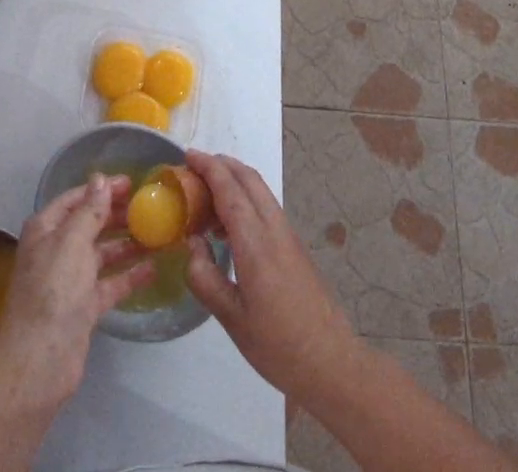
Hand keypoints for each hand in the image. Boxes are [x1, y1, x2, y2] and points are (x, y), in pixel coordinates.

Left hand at [0, 174, 153, 405]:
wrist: (39, 359)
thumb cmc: (53, 291)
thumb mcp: (71, 243)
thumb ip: (89, 212)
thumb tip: (99, 179)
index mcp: (46, 230)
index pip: (74, 200)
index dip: (100, 189)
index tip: (132, 183)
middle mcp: (56, 250)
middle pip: (89, 225)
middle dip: (116, 215)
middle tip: (150, 207)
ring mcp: (70, 280)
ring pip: (102, 254)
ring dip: (127, 244)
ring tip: (158, 234)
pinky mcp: (84, 307)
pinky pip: (111, 283)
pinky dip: (130, 275)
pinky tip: (154, 268)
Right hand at [182, 151, 360, 402]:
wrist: (332, 362)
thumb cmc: (277, 345)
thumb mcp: (230, 317)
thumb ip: (205, 277)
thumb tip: (192, 243)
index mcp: (256, 245)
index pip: (230, 191)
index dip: (208, 168)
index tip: (186, 156)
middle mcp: (276, 231)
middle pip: (250, 180)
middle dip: (222, 164)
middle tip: (193, 167)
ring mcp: (289, 238)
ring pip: (261, 192)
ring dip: (234, 181)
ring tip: (204, 195)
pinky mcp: (295, 249)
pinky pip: (267, 209)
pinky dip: (245, 200)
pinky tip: (228, 225)